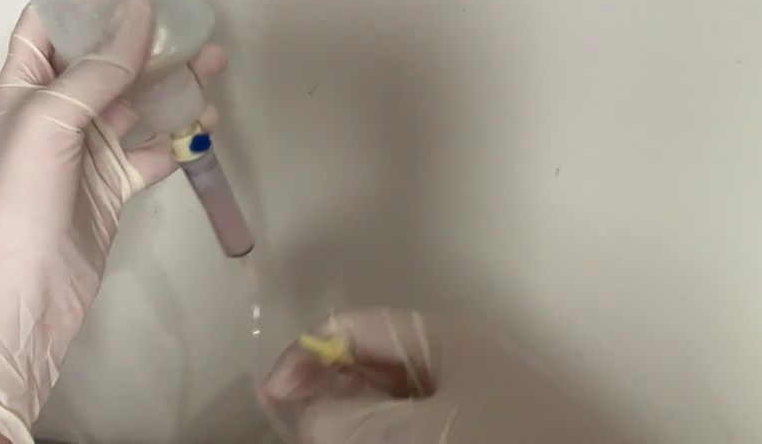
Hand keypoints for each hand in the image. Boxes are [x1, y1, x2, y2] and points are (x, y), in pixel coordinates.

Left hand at [0, 0, 226, 443]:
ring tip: (215, 57)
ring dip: (172, 80)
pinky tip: (207, 120)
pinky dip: (179, 134)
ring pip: (135, 99)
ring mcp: (88, 145)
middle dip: (141, 35)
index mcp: (26, 81)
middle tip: (187, 13)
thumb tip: (138, 7)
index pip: (48, 22)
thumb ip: (96, 67)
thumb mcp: (50, 118)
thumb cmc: (20, 195)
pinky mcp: (115, 181)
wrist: (21, 296)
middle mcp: (57, 106)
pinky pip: (153, 147)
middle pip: (102, 56)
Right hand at [263, 309, 629, 443]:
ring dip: (356, 427)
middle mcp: (453, 365)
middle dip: (327, 399)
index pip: (347, 328)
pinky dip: (388, 437)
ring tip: (330, 443)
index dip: (302, 358)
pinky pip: (419, 431)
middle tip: (301, 434)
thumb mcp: (420, 436)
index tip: (273, 402)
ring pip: (391, 408)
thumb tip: (306, 421)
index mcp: (437, 340)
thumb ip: (349, 424)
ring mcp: (475, 409)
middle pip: (367, 368)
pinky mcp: (487, 438)